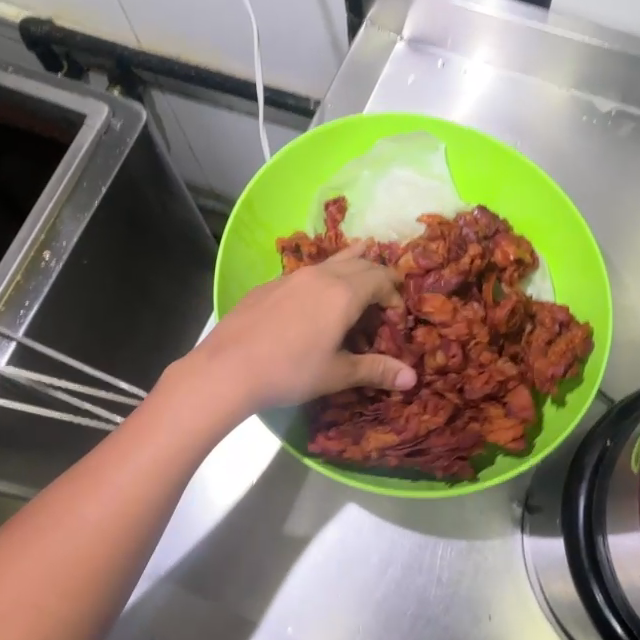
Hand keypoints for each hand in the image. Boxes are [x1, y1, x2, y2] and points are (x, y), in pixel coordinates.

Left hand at [181, 245, 416, 416]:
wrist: (227, 368)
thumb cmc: (290, 372)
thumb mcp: (337, 374)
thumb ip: (375, 370)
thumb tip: (412, 378)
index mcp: (344, 293)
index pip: (382, 279)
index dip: (394, 296)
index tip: (395, 319)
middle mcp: (321, 275)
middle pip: (359, 262)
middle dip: (376, 276)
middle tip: (382, 298)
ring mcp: (292, 277)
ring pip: (331, 262)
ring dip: (350, 268)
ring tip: (358, 269)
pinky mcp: (269, 285)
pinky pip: (306, 274)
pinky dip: (322, 279)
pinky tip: (312, 300)